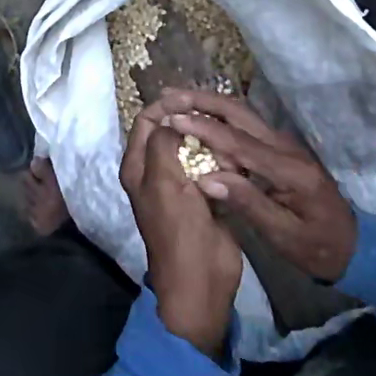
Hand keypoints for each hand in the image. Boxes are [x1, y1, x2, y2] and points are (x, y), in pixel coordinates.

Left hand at [120, 107, 243, 354]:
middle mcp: (155, 172)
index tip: (190, 96)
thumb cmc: (177, 229)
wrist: (200, 279)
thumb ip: (163, 144)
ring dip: (209, 141)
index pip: (146, 123)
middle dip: (191, 121)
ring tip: (229, 128)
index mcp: (138, 167)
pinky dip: (222, 160)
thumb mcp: (163, 181)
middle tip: (216, 111)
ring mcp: (181, 185)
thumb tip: (172, 118)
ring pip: (194, 150)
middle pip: (171, 133)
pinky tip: (238, 151)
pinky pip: (211, 169)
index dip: (164, 107)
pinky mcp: (205, 197)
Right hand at [155, 89, 359, 282]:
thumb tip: (205, 180)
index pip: (239, 142)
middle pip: (239, 114)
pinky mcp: (279, 148)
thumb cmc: (317, 247)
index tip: (172, 119)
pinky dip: (218, 115)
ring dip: (208, 102)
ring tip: (176, 99)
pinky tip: (199, 116)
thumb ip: (247, 204)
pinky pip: (244, 124)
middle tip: (167, 97)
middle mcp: (286, 148)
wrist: (354, 246)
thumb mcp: (284, 236)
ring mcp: (284, 145)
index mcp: (289, 170)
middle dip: (202, 101)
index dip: (204, 128)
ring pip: (242, 113)